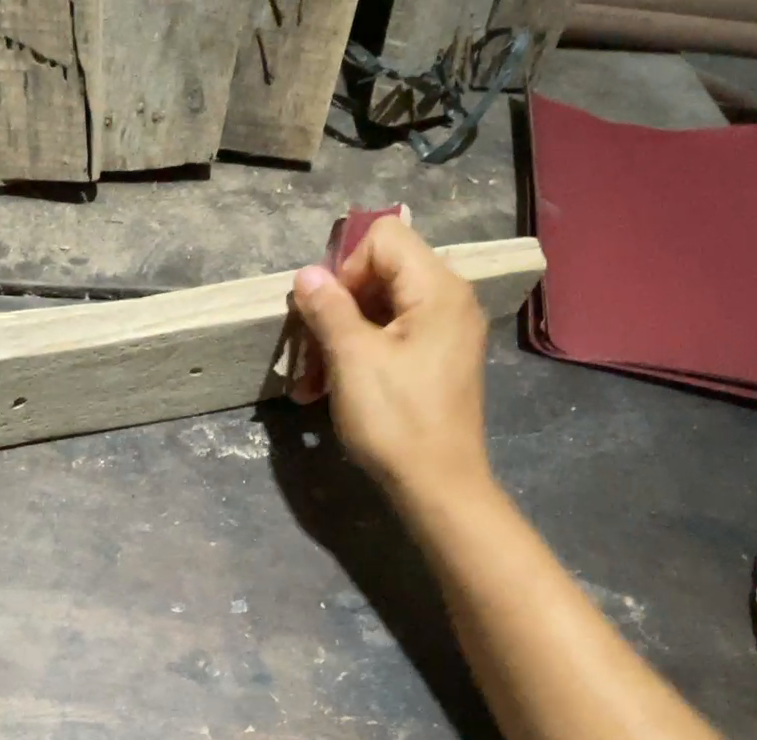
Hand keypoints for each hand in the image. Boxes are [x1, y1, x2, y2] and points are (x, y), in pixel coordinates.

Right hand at [290, 217, 492, 502]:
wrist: (437, 485)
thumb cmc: (395, 419)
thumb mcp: (352, 360)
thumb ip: (328, 308)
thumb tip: (306, 274)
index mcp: (437, 289)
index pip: (384, 238)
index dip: (345, 268)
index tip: (327, 315)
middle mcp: (449, 300)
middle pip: (381, 272)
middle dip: (338, 306)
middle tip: (310, 351)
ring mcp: (446, 332)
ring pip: (381, 309)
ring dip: (340, 336)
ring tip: (312, 380)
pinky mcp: (437, 361)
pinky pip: (393, 337)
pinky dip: (360, 354)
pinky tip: (333, 387)